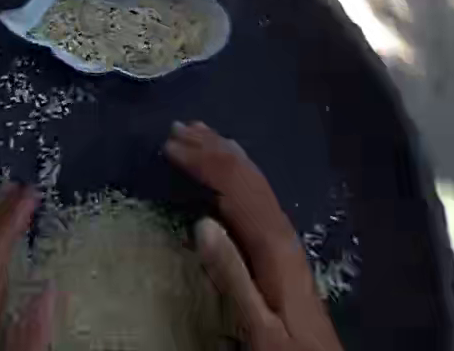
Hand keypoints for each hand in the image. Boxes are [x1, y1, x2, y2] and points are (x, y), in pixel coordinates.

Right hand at [166, 122, 344, 350]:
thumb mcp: (258, 326)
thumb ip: (231, 275)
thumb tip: (201, 222)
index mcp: (272, 241)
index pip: (232, 183)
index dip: (202, 159)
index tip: (171, 145)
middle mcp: (279, 227)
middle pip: (243, 173)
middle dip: (210, 147)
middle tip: (177, 128)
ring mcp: (282, 234)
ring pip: (251, 179)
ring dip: (223, 152)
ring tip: (199, 133)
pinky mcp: (280, 246)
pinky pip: (255, 192)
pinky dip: (235, 170)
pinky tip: (227, 170)